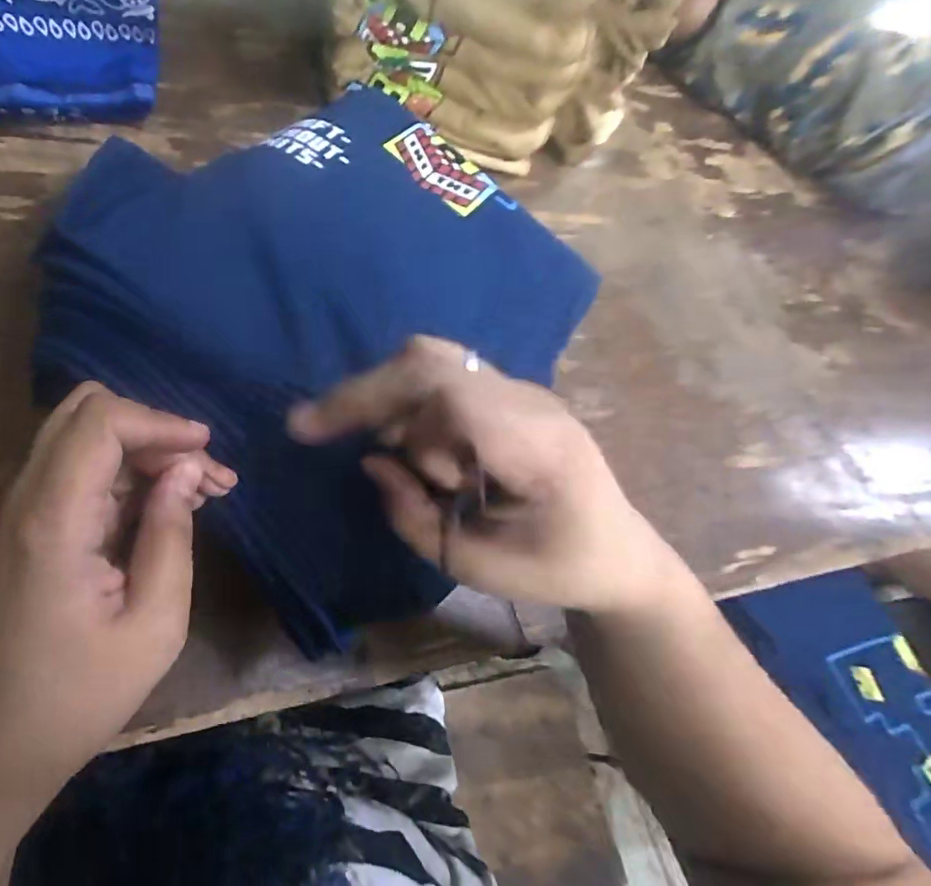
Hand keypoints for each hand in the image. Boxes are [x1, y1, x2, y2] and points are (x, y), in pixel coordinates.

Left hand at [0, 382, 236, 791]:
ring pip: (87, 434)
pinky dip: (130, 471)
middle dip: (153, 429)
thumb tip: (186, 469)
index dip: (159, 422)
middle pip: (86, 411)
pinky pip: (83, 468)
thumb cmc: (81, 694)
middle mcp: (29, 498)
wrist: (3, 742)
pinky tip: (170, 503)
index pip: (100, 421)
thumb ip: (171, 536)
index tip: (207, 451)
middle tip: (203, 473)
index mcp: (53, 520)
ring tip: (203, 489)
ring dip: (145, 448)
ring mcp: (25, 508)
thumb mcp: (154, 625)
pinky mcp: (34, 523)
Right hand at [288, 336, 687, 613]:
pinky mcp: (508, 392)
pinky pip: (443, 376)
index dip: (371, 399)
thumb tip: (373, 461)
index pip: (446, 393)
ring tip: (396, 459)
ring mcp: (522, 389)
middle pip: (430, 360)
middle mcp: (529, 401)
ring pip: (431, 360)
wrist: (621, 552)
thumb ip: (415, 517)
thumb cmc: (558, 569)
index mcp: (537, 446)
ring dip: (390, 403)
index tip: (309, 430)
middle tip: (314, 428)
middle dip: (364, 392)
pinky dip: (408, 403)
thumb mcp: (480, 569)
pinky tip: (410, 446)